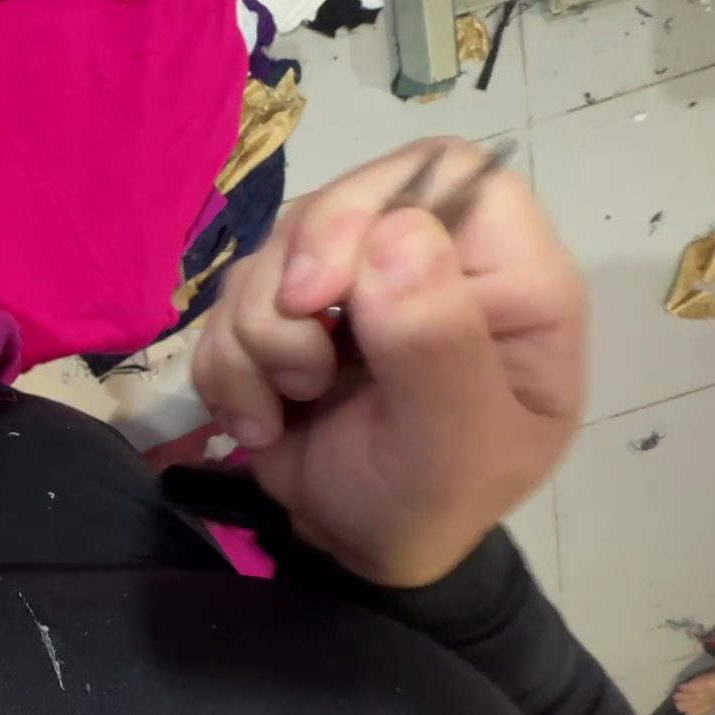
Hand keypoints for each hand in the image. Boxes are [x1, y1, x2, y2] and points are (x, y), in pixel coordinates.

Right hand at [192, 138, 586, 587]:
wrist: (352, 541)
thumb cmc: (428, 498)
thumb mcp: (454, 441)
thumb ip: (437, 341)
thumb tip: (394, 235)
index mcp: (499, 278)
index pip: (435, 173)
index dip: (361, 214)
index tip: (316, 297)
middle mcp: (412, 268)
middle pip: (321, 212)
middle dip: (282, 299)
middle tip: (297, 374)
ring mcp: (334, 297)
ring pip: (254, 272)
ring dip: (247, 350)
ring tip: (281, 412)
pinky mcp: (270, 330)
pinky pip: (215, 321)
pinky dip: (219, 375)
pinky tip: (255, 421)